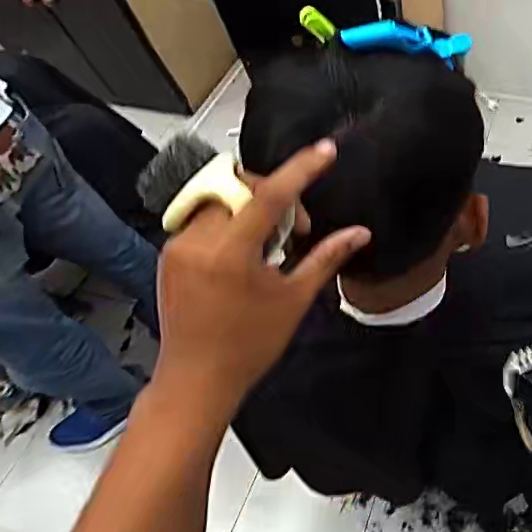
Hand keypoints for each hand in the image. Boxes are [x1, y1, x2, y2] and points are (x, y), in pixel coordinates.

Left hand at [150, 140, 369, 423]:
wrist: (196, 379)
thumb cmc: (249, 345)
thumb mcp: (296, 299)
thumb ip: (326, 257)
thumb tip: (360, 234)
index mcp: (229, 254)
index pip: (269, 195)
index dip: (301, 169)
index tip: (324, 152)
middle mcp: (196, 242)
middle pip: (240, 186)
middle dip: (275, 196)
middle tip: (296, 231)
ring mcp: (178, 246)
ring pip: (222, 198)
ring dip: (254, 208)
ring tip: (272, 247)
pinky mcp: (171, 254)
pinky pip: (206, 217)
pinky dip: (234, 223)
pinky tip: (249, 255)